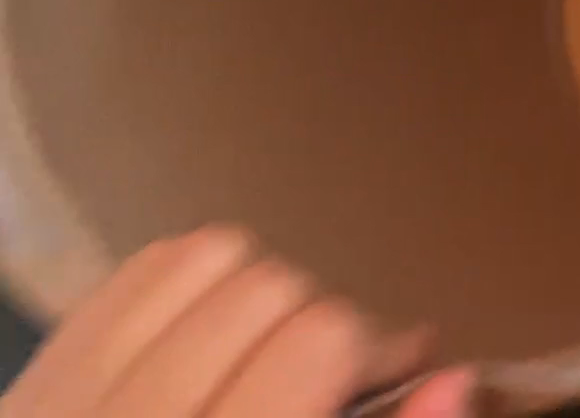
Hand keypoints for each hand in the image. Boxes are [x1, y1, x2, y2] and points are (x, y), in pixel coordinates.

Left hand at [1, 227, 471, 417]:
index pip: (320, 337)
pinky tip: (208, 329)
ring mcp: (55, 405)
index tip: (382, 368)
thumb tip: (457, 376)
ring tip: (264, 344)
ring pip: (211, 256)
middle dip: (320, 315)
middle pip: (272, 288)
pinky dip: (195, 277)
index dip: (370, 343)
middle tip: (325, 364)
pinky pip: (144, 267)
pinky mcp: (34, 380)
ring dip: (258, 287)